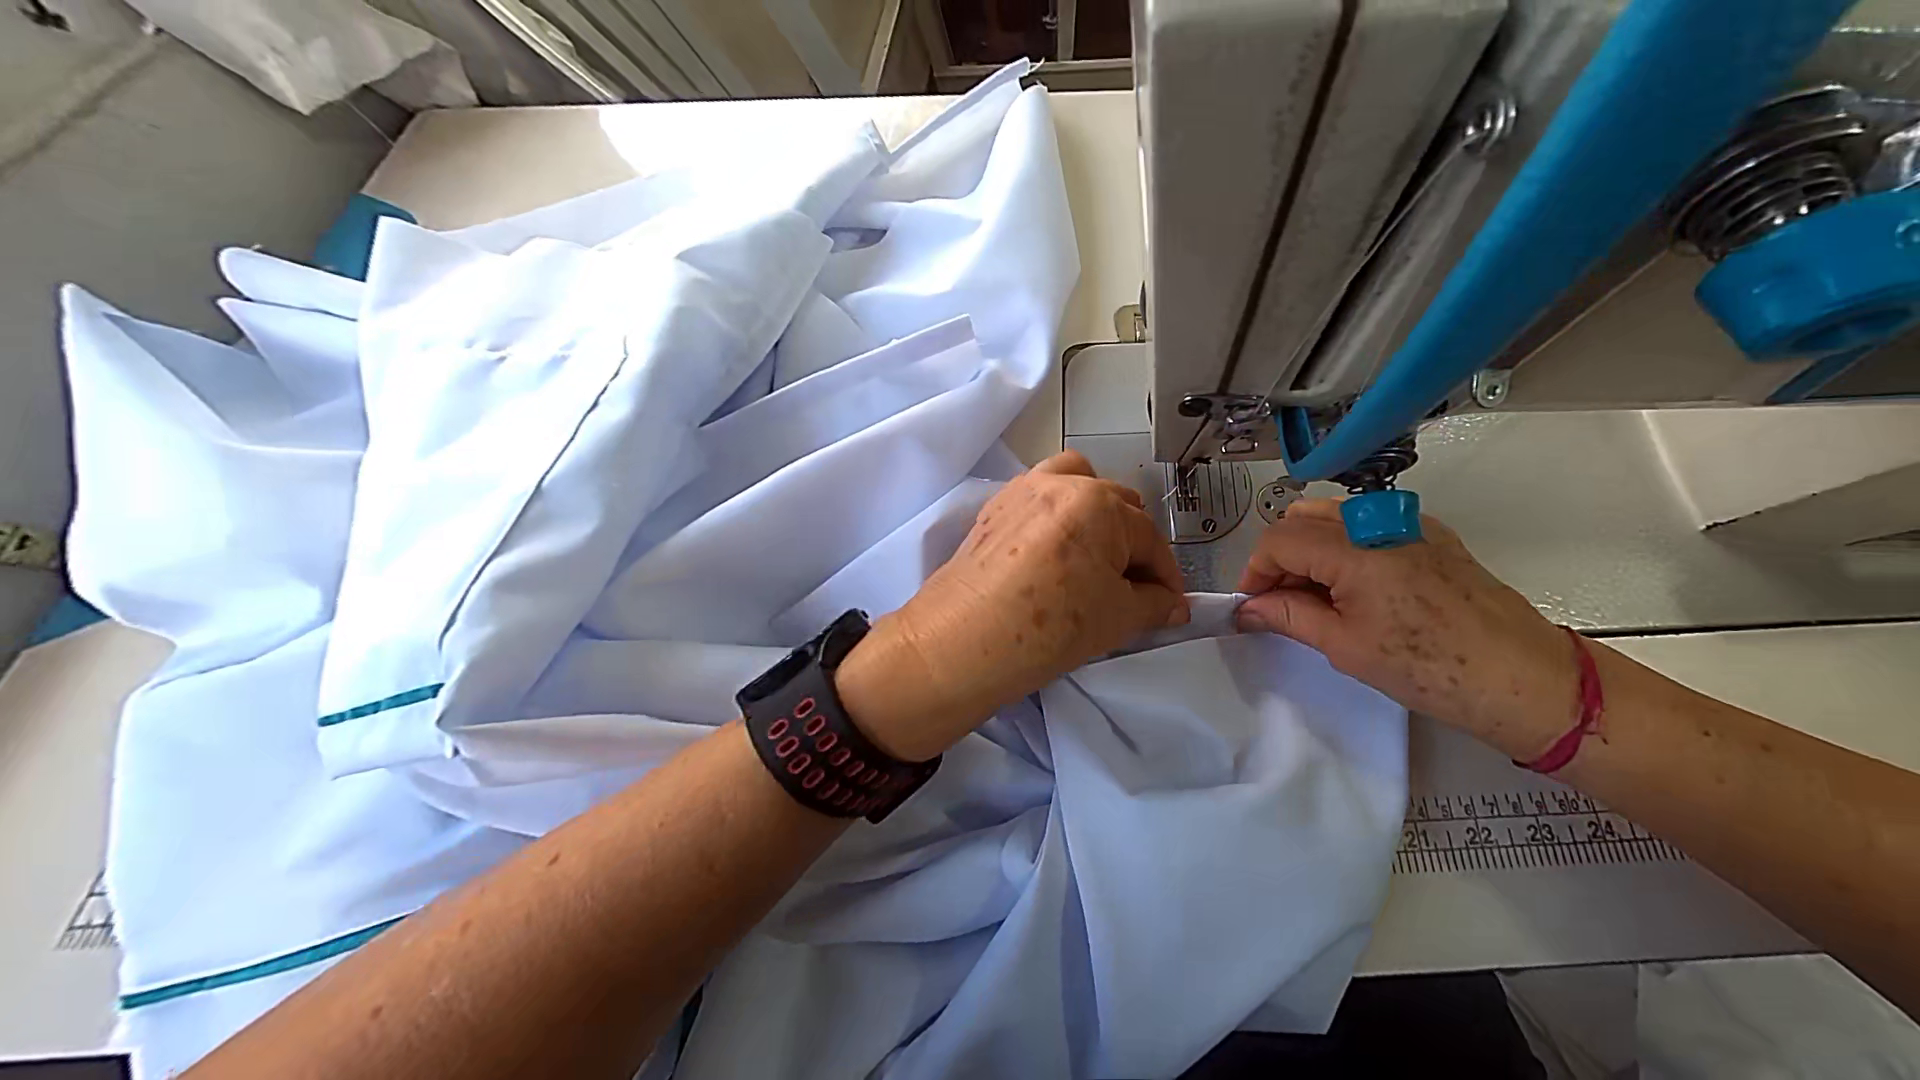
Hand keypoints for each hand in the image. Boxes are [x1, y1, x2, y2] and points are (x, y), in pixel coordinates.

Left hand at [837, 451, 1189, 760]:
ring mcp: (1023, 491)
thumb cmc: (1043, 629)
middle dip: (1132, 547)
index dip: (1166, 577)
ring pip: (1078, 487)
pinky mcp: (995, 508)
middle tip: (1132, 590)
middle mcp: (1061, 484)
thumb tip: (1170, 604)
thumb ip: (1154, 604)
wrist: (961, 645)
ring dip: (1096, 517)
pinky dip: (1058, 515)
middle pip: (1117, 508)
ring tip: (1094, 560)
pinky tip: (1054, 555)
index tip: (1169, 604)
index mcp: (1100, 504)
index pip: (1150, 539)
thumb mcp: (1116, 619)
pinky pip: (1040, 498)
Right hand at [1235, 498, 1578, 758]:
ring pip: (1332, 514)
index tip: (1254, 604)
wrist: (1526, 680)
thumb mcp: (1346, 647)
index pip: (1279, 540)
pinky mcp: (1431, 535)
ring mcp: (1409, 524)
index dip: (1256, 571)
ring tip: (1317, 593)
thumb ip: (1289, 616)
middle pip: (1300, 518)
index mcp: (1355, 550)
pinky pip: (1368, 522)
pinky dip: (1344, 544)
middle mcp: (1379, 523)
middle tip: (1282, 600)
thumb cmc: (1432, 669)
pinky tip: (1354, 586)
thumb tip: (1250, 609)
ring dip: (1309, 546)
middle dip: (1279, 556)